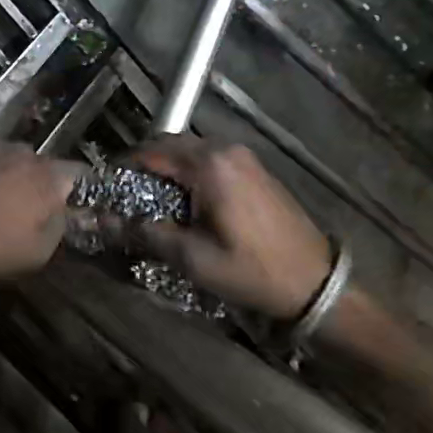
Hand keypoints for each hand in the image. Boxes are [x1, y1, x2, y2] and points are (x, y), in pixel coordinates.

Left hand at [0, 144, 84, 284]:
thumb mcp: (39, 250)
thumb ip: (61, 224)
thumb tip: (67, 210)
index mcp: (46, 176)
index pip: (79, 172)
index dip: (84, 188)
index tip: (82, 204)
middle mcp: (22, 152)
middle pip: (46, 165)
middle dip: (47, 184)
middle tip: (40, 209)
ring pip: (17, 160)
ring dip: (18, 176)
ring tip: (6, 203)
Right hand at [128, 135, 332, 319]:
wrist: (322, 288)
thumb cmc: (255, 271)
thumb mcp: (195, 259)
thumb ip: (148, 233)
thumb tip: (110, 220)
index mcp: (207, 164)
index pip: (150, 152)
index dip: (125, 167)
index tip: (109, 185)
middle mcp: (224, 149)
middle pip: (168, 144)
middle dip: (145, 163)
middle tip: (129, 190)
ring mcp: (243, 156)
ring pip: (188, 149)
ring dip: (168, 165)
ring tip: (156, 194)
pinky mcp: (255, 167)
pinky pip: (209, 157)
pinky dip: (190, 169)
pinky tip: (189, 196)